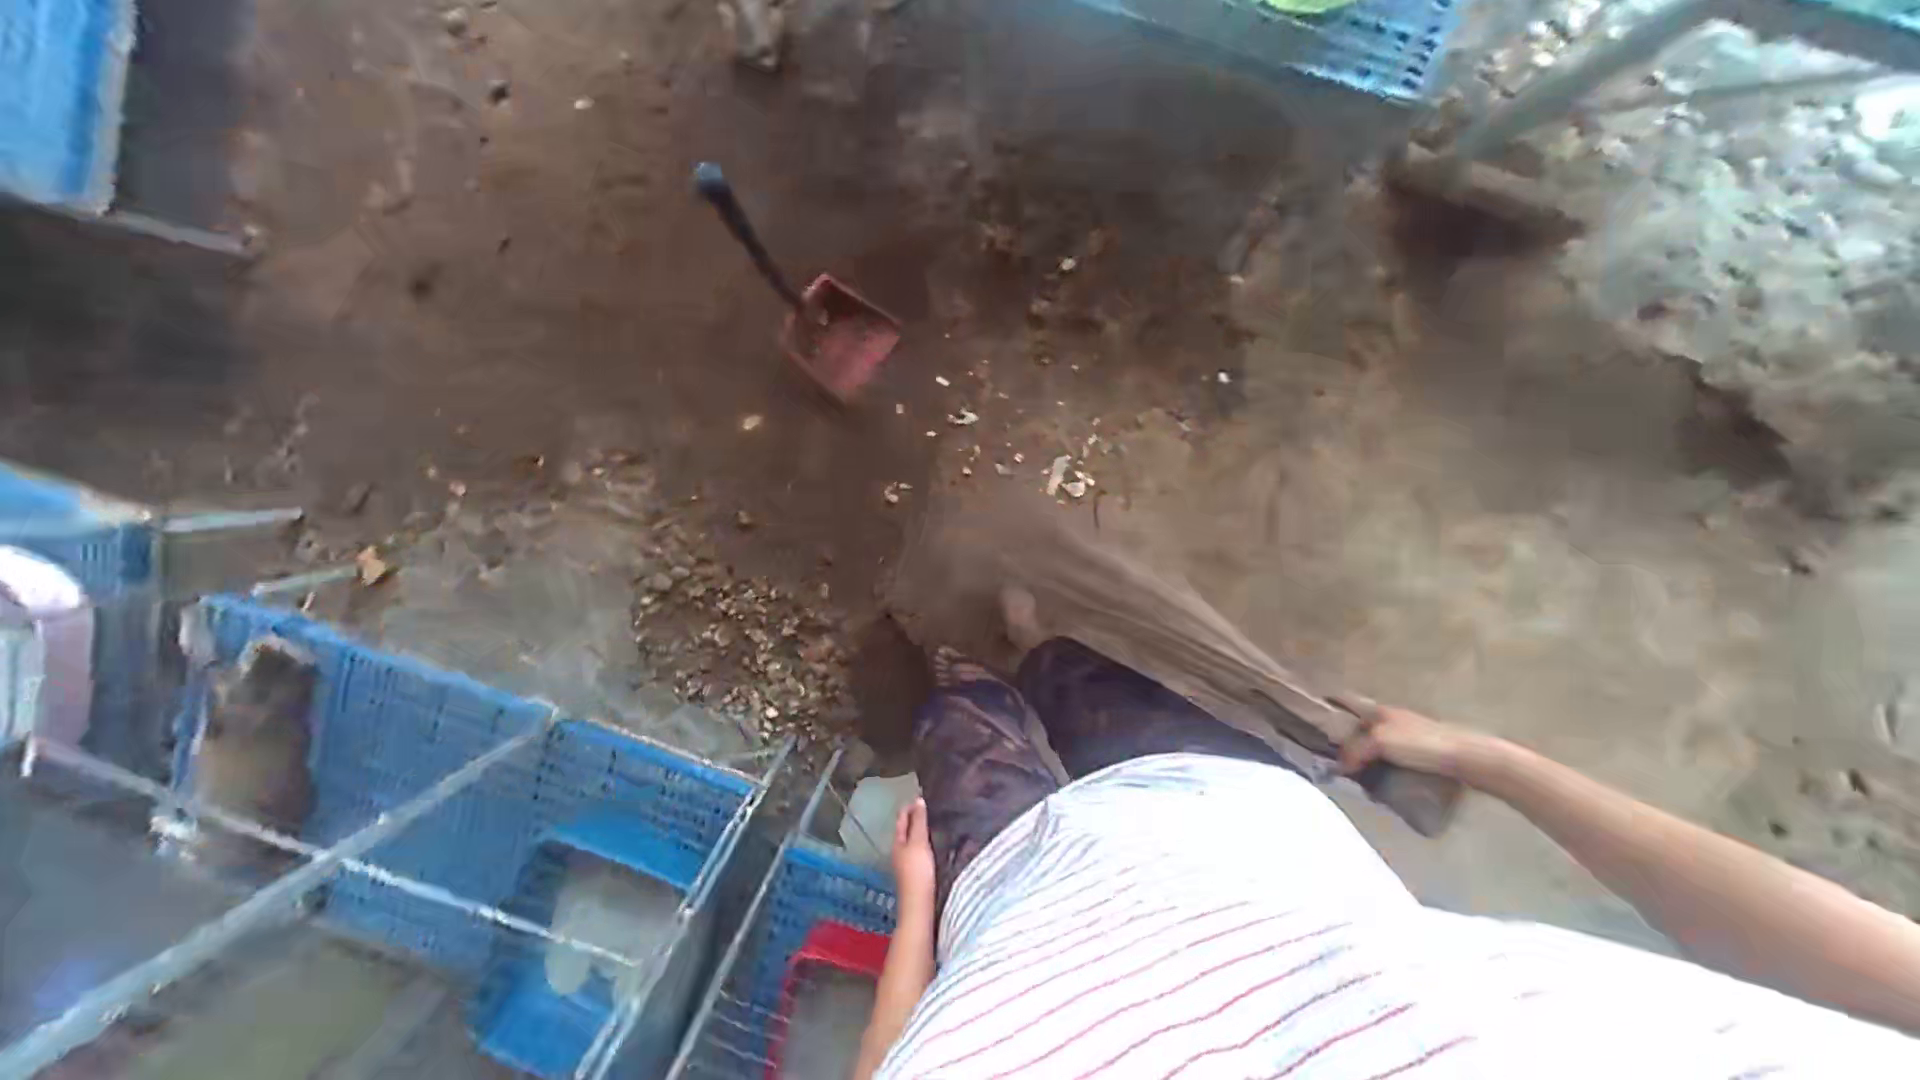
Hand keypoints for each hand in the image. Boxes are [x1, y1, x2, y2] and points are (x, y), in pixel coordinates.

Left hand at [892, 798, 935, 914]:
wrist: (919, 906)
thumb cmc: (917, 872)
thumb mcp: (918, 843)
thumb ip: (919, 822)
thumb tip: (918, 799)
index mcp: (897, 842)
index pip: (902, 818)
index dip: (910, 806)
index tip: (922, 795)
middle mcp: (899, 851)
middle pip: (906, 829)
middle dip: (916, 817)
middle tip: (932, 806)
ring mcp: (906, 863)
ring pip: (912, 841)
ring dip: (921, 831)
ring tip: (936, 822)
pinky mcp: (915, 873)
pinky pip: (919, 851)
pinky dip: (926, 843)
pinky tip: (936, 845)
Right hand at [1333, 694, 1495, 779]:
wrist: (1469, 759)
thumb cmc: (1420, 744)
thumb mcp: (1379, 742)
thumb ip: (1354, 751)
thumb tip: (1339, 766)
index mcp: (1378, 710)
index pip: (1346, 707)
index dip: (1330, 718)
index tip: (1317, 735)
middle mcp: (1390, 718)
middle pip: (1360, 730)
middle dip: (1348, 745)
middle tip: (1337, 764)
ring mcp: (1408, 735)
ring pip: (1377, 746)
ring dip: (1367, 760)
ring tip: (1358, 778)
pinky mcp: (1423, 753)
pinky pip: (1393, 759)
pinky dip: (1384, 768)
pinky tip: (1382, 781)